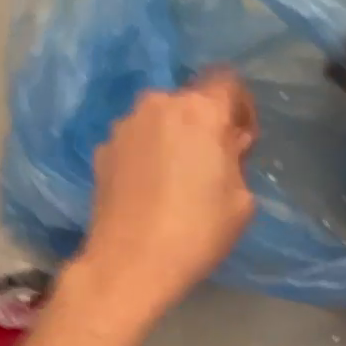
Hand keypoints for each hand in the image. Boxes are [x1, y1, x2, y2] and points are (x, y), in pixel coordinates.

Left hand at [72, 70, 257, 324]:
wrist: (130, 264)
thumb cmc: (197, 234)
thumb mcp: (242, 202)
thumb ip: (237, 161)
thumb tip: (224, 148)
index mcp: (201, 110)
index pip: (229, 81)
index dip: (241, 109)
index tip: (242, 142)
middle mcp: (158, 104)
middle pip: (191, 101)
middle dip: (205, 126)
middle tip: (212, 166)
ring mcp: (125, 126)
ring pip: (161, 121)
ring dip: (174, 140)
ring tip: (178, 182)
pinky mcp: (103, 150)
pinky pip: (137, 143)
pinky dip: (148, 157)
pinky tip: (151, 193)